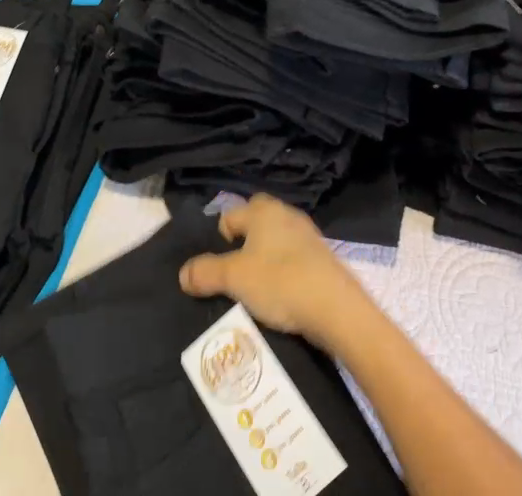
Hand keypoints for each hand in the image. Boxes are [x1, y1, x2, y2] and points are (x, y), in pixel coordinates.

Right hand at [178, 194, 369, 346]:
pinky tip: (283, 294)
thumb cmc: (280, 283)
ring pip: (277, 239)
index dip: (220, 238)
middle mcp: (287, 215)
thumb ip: (205, 273)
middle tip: (236, 271)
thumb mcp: (234, 279)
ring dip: (266, 257)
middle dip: (244, 241)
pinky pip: (295, 257)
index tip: (220, 266)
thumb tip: (183, 274)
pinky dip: (285, 270)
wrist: (338, 309)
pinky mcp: (324, 258)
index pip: (230, 214)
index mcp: (263, 212)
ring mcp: (309, 235)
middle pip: (256, 220)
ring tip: (257, 287)